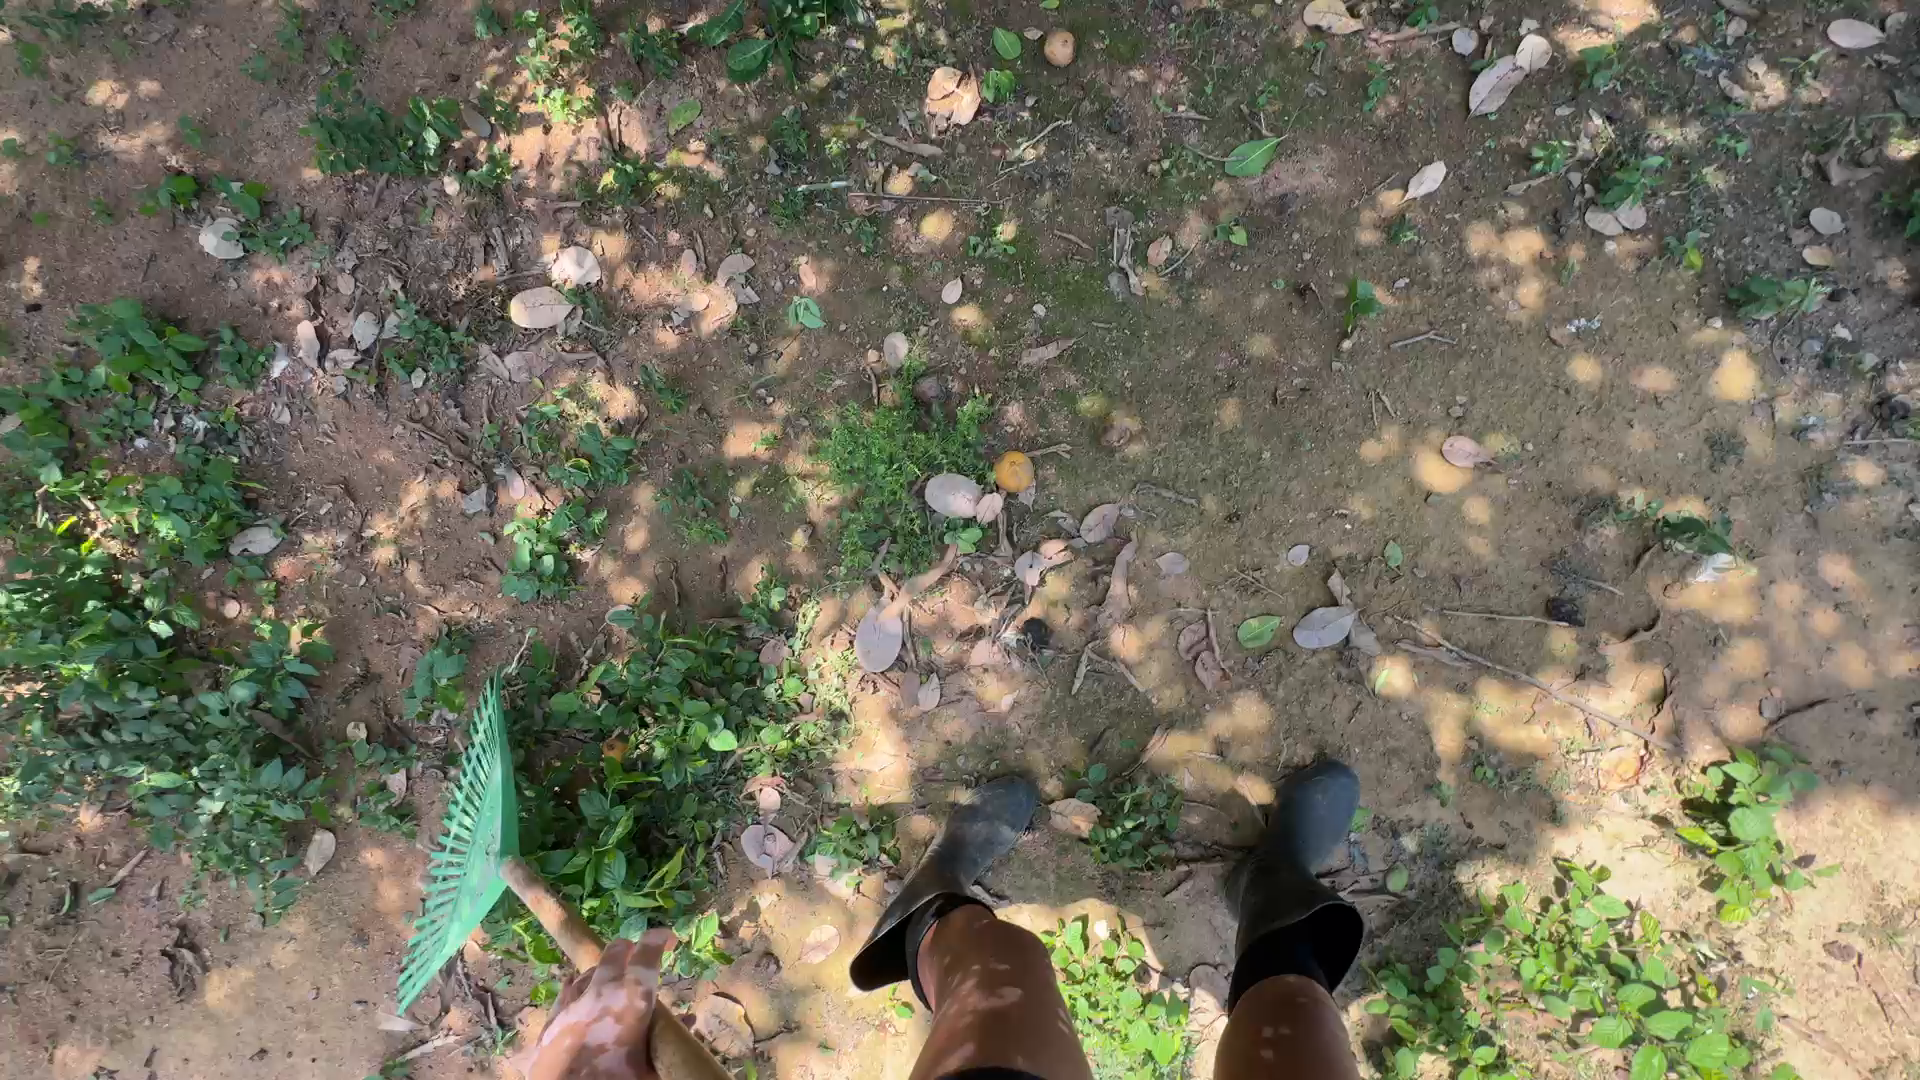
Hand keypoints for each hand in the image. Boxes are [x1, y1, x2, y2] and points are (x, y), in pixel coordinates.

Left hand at [520, 928, 675, 1079]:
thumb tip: (689, 1020)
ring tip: (609, 982)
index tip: (668, 940)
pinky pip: (564, 994)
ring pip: (588, 971)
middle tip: (637, 957)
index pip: (649, 949)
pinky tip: (577, 995)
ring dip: (602, 972)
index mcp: (634, 995)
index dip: (660, 938)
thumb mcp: (651, 1066)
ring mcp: (572, 1004)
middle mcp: (603, 990)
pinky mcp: (550, 1023)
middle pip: (615, 951)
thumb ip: (667, 1037)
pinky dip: (575, 990)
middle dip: (629, 948)